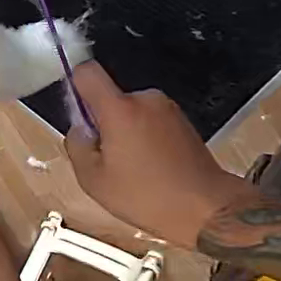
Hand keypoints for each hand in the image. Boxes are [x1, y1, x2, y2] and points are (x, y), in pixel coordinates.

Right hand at [65, 62, 258, 249]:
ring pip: (131, 112)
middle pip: (111, 98)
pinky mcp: (182, 120)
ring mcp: (168, 108)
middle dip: (104, 123)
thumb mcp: (95, 181)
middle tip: (108, 160)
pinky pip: (151, 121)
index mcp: (120, 109)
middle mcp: (146, 100)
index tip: (76, 111)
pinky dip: (146, 138)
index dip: (75, 85)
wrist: (206, 207)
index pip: (88, 72)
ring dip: (126, 133)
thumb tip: (79, 130)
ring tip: (134, 170)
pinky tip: (152, 168)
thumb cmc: (150, 197)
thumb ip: (77, 146)